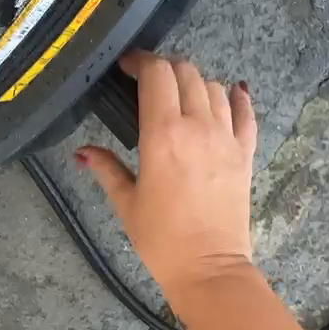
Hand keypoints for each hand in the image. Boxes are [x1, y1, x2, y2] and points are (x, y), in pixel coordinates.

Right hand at [78, 52, 258, 309]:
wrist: (209, 268)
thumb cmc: (162, 240)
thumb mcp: (126, 203)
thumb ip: (106, 169)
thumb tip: (83, 151)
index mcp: (163, 134)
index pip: (156, 74)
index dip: (140, 61)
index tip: (128, 66)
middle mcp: (198, 126)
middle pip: (186, 72)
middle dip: (165, 69)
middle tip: (149, 82)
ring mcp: (226, 137)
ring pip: (214, 87)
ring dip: (195, 82)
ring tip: (180, 95)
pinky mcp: (245, 153)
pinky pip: (245, 113)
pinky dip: (237, 98)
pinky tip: (232, 92)